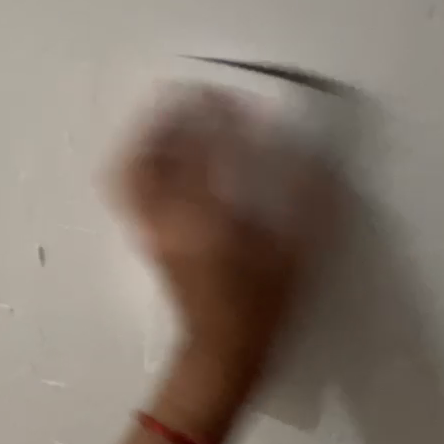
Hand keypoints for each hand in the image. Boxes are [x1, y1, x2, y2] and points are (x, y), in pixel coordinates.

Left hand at [113, 85, 342, 397]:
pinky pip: (130, 191)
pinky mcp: (146, 238)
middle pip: (154, 155)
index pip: (206, 153)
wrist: (220, 350)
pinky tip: (154, 152)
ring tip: (165, 112)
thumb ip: (304, 203)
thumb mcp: (293, 254)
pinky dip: (137, 164)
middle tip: (185, 93)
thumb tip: (312, 157)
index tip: (229, 97)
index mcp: (208, 218)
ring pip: (134, 170)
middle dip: (167, 117)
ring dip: (148, 136)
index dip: (217, 119)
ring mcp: (152, 228)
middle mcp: (171, 217)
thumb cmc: (260, 305)